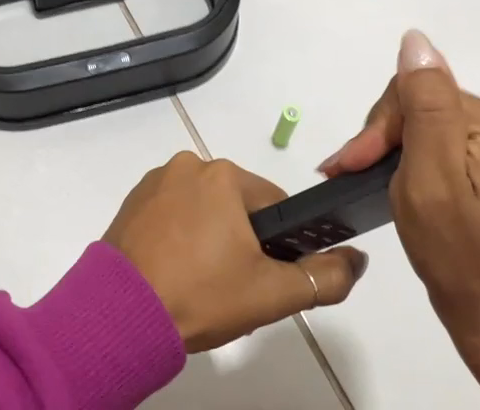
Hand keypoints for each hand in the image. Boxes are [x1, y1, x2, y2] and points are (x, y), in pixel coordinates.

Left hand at [103, 151, 368, 352]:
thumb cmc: (201, 294)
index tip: (265, 275)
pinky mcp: (130, 203)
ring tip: (200, 283)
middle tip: (232, 286)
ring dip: (208, 239)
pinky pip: (169, 217)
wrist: (122, 312)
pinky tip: (174, 273)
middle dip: (241, 242)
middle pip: (235, 206)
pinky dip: (177, 239)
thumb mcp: (272, 293)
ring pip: (202, 211)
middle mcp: (188, 166)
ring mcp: (154, 183)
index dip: (279, 243)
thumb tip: (357, 259)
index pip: (274, 205)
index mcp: (224, 175)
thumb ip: (324, 276)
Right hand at [320, 32, 479, 409]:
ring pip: (429, 121)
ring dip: (393, 146)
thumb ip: (426, 104)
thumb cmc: (457, 251)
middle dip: (385, 136)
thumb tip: (416, 40)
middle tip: (349, 170)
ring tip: (361, 173)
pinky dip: (413, 156)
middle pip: (425, 104)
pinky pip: (444, 140)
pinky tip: (392, 174)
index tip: (350, 163)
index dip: (381, 127)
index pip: (419, 93)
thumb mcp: (431, 176)